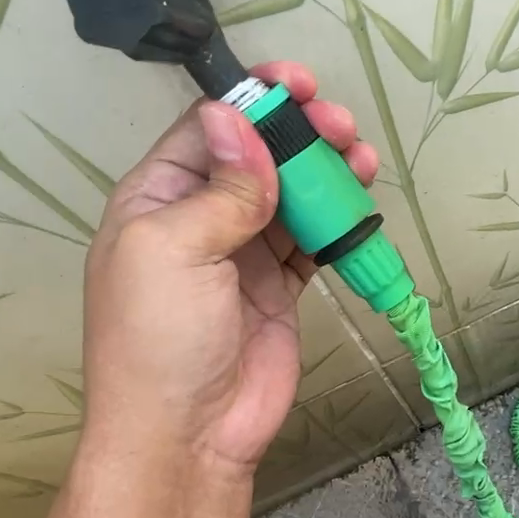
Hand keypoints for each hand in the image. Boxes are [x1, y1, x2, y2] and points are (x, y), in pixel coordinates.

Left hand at [80, 61, 378, 477]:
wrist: (191, 430)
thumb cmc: (161, 338)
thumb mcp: (175, 250)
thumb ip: (220, 189)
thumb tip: (239, 120)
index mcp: (158, 199)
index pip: (209, 133)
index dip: (252, 105)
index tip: (297, 87)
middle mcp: (201, 220)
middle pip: (258, 160)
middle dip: (298, 136)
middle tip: (341, 126)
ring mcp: (245, 257)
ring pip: (291, 199)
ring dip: (324, 175)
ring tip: (361, 157)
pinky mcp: (282, 290)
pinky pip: (313, 244)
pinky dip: (336, 223)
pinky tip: (358, 205)